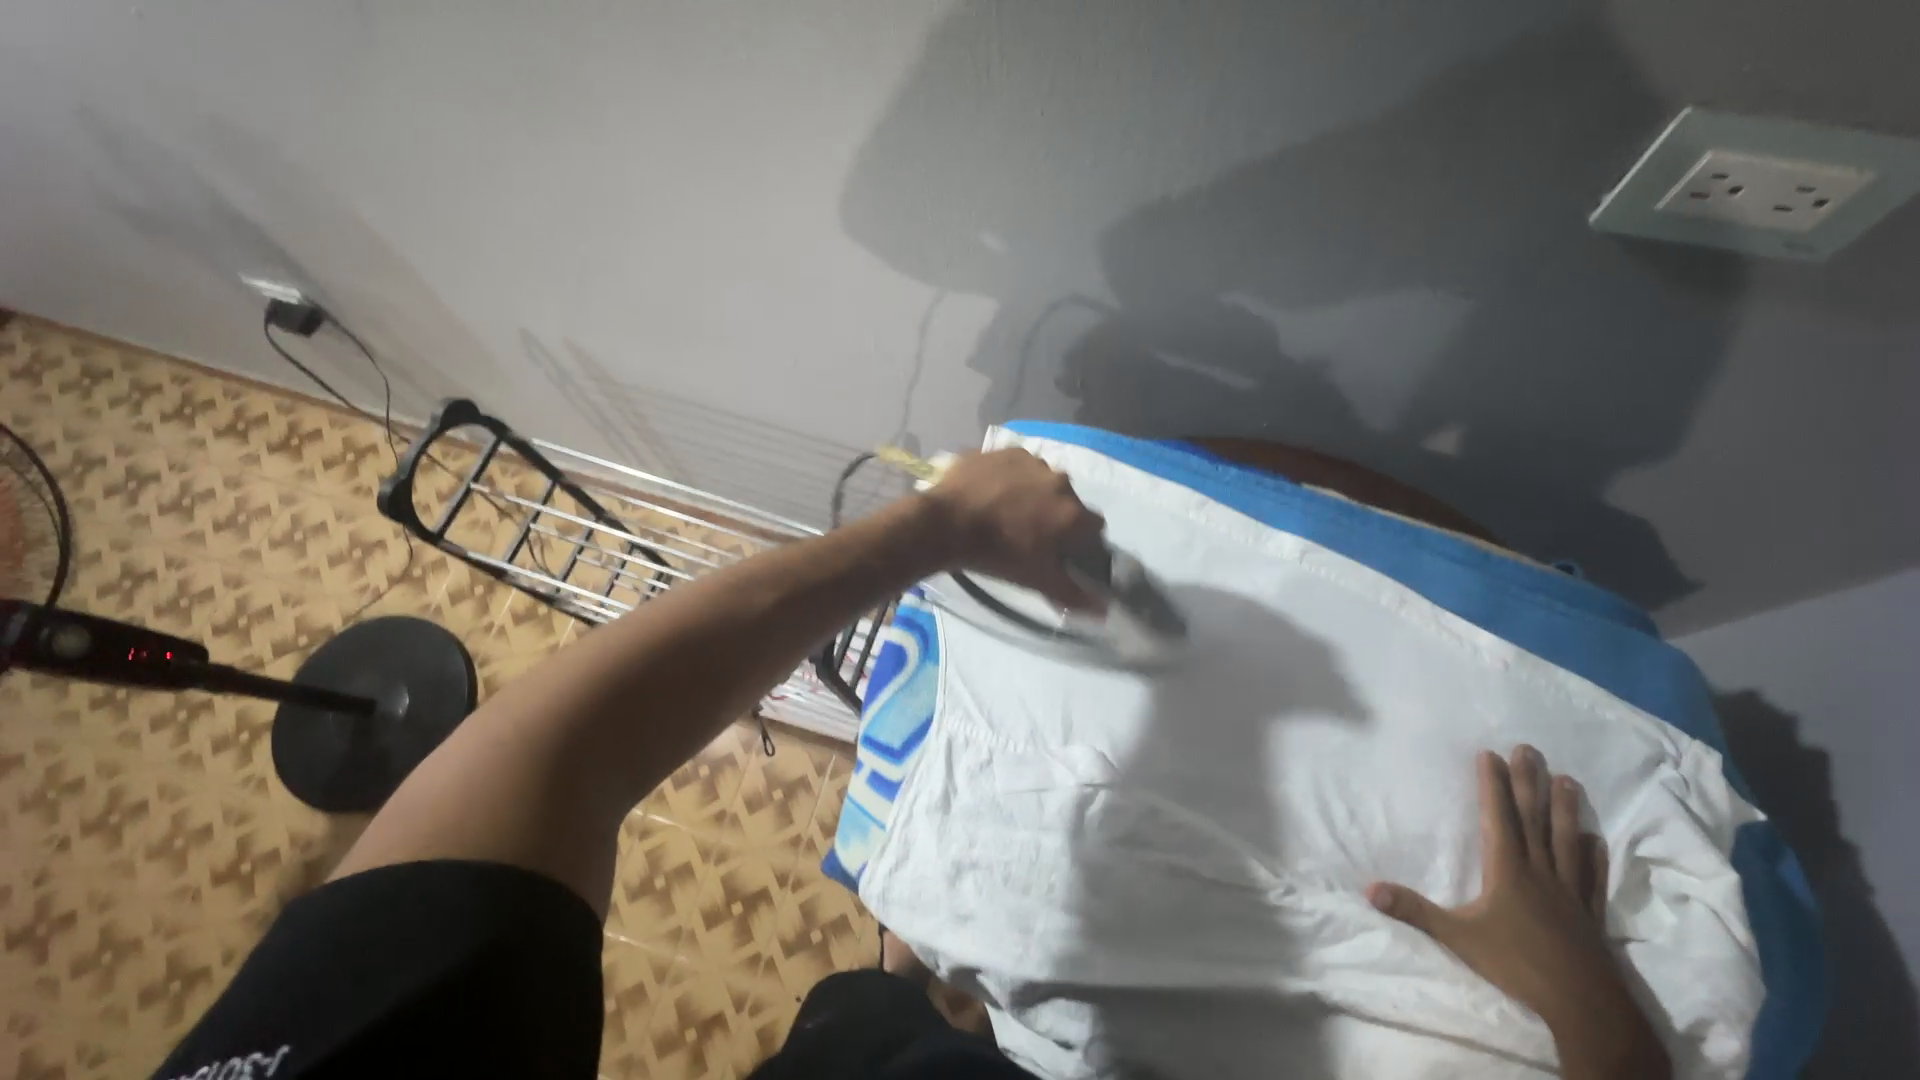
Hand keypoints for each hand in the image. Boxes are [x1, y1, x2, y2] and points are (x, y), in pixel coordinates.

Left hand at [919, 448, 1107, 611]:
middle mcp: (1060, 480)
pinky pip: (1014, 464)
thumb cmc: (998, 555)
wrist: (947, 524)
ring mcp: (1031, 461)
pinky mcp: (1003, 450)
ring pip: (1041, 479)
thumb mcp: (1037, 579)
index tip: (1061, 547)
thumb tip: (1105, 611)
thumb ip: (1073, 594)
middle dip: (1054, 512)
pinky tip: (989, 491)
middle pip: (1067, 499)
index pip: (1093, 525)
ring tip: (1005, 508)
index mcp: (1073, 512)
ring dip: (1031, 491)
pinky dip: (1008, 476)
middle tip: (1028, 529)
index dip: (1080, 538)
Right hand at [1367, 747, 1669, 1079]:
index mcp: (1507, 871)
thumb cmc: (1517, 964)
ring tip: (1568, 780)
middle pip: (1534, 820)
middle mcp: (1540, 872)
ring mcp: (1569, 893)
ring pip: (1566, 841)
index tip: (1491, 754)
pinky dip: (1593, 857)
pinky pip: (1591, 878)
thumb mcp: (1457, 937)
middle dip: (1529, 783)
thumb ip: (1415, 911)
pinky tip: (1595, 839)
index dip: (1494, 785)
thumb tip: (1369, 889)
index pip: (1499, 818)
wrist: (1583, 1004)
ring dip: (1566, 809)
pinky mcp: (1589, 915)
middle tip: (1530, 749)